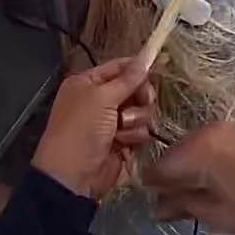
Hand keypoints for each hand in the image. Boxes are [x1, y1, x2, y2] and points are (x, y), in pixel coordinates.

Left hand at [32, 59, 154, 199]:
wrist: (73, 175)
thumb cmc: (81, 129)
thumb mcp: (101, 98)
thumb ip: (127, 79)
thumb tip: (144, 59)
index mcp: (88, 84)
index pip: (118, 67)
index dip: (138, 67)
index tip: (161, 63)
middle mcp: (99, 100)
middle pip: (134, 88)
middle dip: (139, 96)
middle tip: (143, 100)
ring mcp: (111, 122)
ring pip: (140, 111)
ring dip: (135, 119)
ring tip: (121, 129)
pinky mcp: (122, 141)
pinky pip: (140, 131)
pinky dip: (134, 136)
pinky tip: (123, 144)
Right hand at [144, 122, 234, 234]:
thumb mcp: (217, 215)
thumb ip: (181, 206)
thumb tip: (155, 207)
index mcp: (198, 150)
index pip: (156, 168)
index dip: (150, 190)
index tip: (154, 208)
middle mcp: (205, 132)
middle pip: (171, 158)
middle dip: (168, 182)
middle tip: (175, 210)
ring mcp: (221, 130)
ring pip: (187, 153)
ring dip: (186, 174)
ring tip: (197, 201)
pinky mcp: (234, 133)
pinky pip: (204, 148)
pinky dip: (201, 166)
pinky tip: (211, 186)